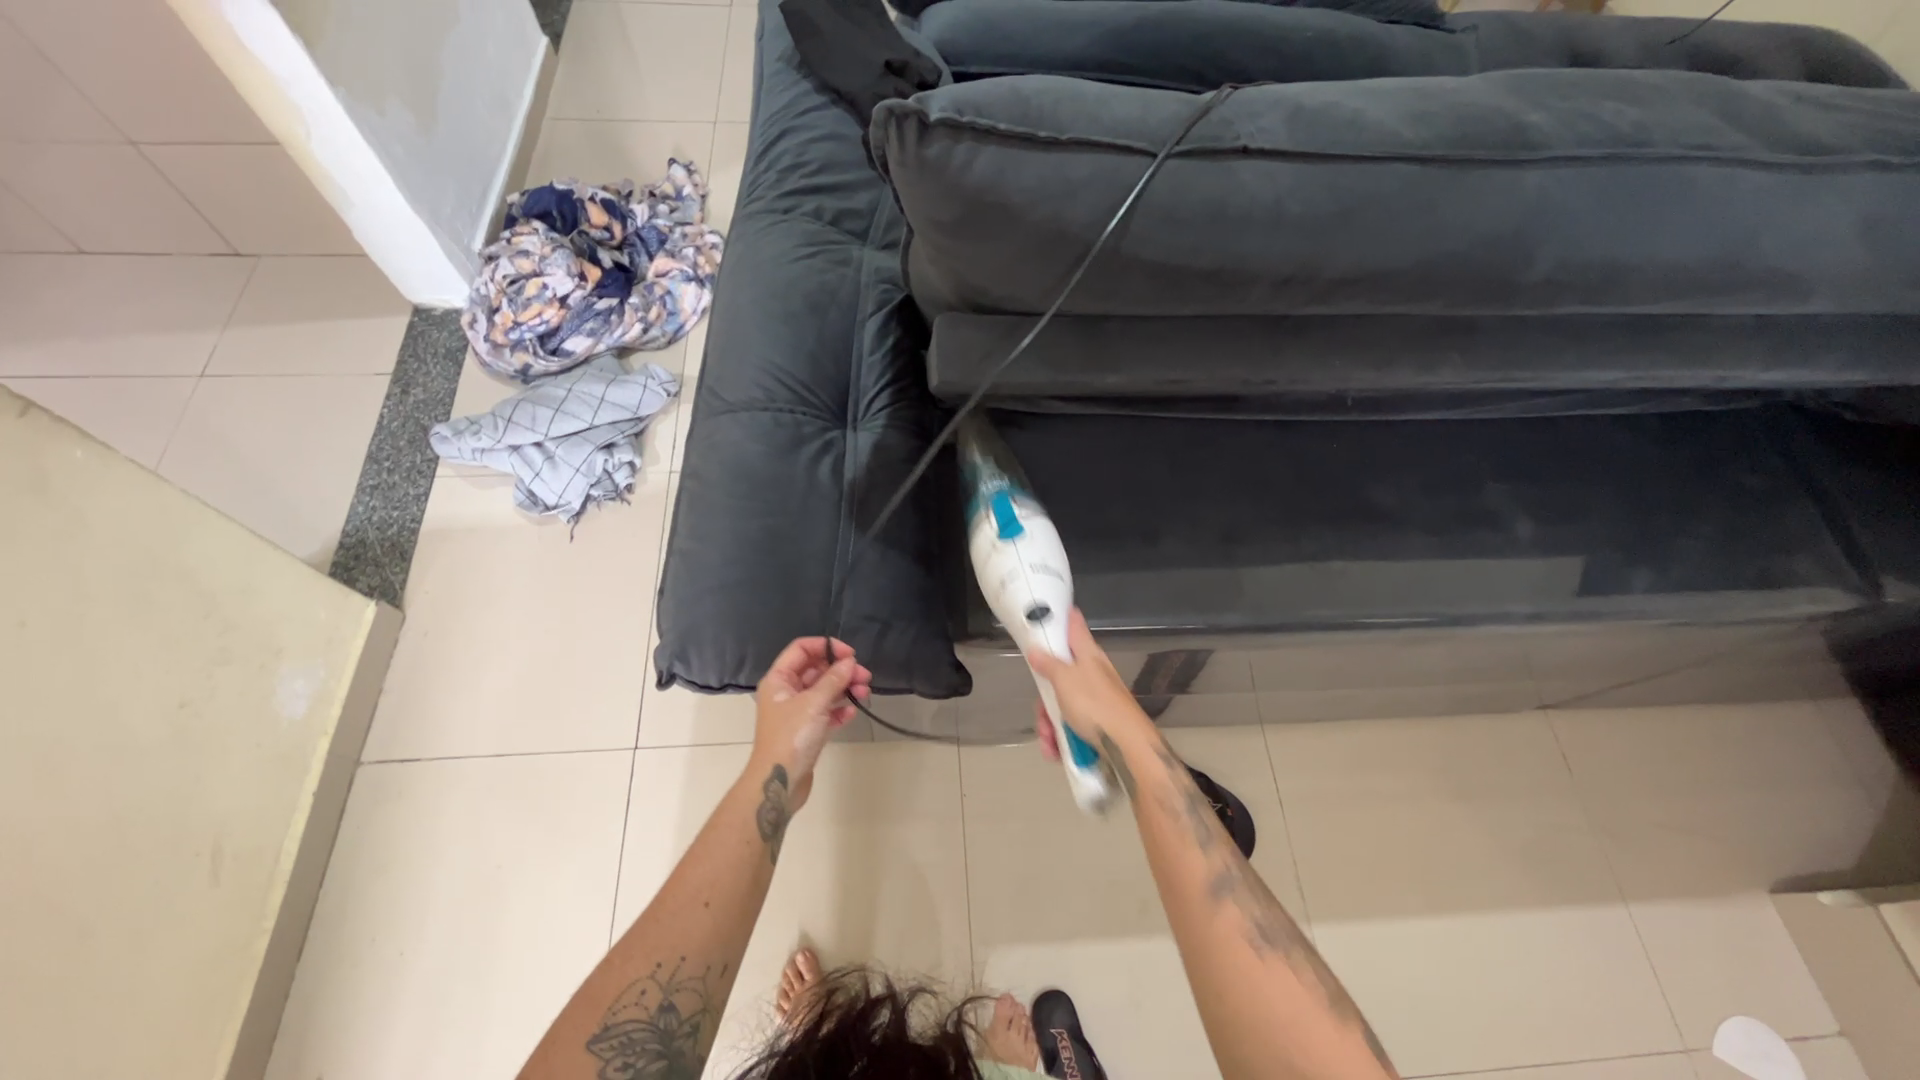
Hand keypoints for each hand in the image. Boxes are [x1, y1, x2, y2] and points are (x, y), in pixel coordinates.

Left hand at [752, 637, 872, 811]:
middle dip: (840, 670)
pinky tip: (852, 712)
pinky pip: (826, 712)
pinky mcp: (807, 731)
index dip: (826, 647)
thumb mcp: (813, 703)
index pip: (801, 649)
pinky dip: (839, 709)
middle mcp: (786, 692)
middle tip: (865, 676)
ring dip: (844, 688)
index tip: (851, 654)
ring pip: (823, 691)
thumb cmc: (791, 737)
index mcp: (779, 679)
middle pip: (816, 670)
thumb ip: (833, 680)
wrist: (779, 782)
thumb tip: (849, 662)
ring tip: (865, 692)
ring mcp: (796, 712)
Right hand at [1028, 609, 1151, 762]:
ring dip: (1050, 725)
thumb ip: (1048, 663)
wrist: (1127, 747)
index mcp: (1088, 655)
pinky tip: (1057, 750)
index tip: (1044, 618)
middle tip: (1041, 710)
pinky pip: (1071, 727)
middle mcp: (1092, 674)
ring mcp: (1095, 701)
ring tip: (1050, 740)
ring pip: (1061, 706)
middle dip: (1045, 698)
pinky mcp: (1097, 724)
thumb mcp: (1065, 680)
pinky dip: (1061, 739)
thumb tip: (1035, 648)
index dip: (1060, 618)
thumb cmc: (1096, 706)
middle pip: (1059, 676)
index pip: (1074, 626)